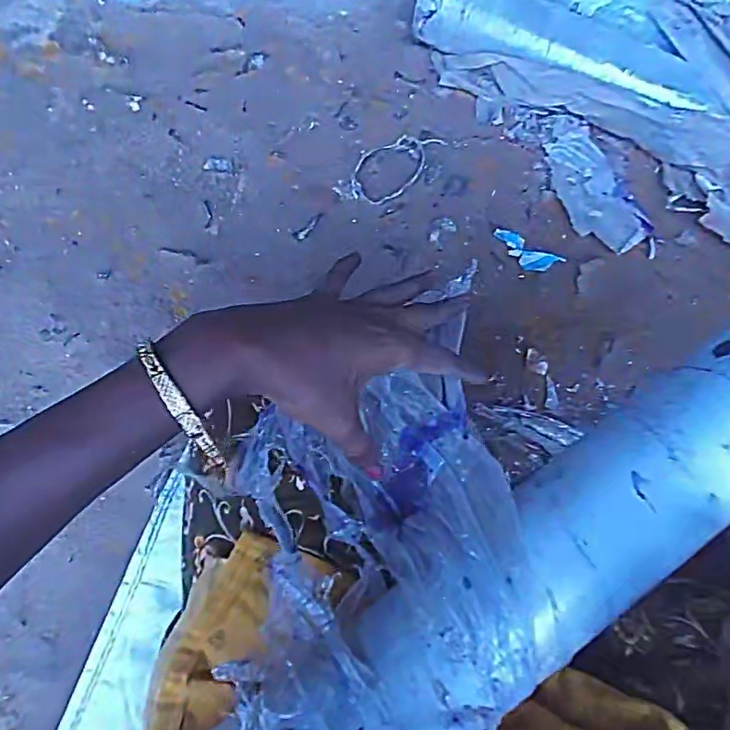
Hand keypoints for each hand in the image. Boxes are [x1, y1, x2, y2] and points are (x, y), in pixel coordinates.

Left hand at [181, 253, 487, 472]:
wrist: (247, 347)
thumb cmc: (299, 383)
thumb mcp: (335, 419)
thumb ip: (360, 445)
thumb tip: (378, 472)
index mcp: (387, 348)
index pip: (435, 359)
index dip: (460, 368)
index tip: (482, 375)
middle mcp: (373, 321)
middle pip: (418, 313)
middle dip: (444, 310)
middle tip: (467, 298)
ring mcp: (346, 308)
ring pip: (387, 294)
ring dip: (411, 285)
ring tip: (432, 273)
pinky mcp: (318, 302)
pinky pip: (339, 282)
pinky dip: (348, 270)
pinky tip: (357, 258)